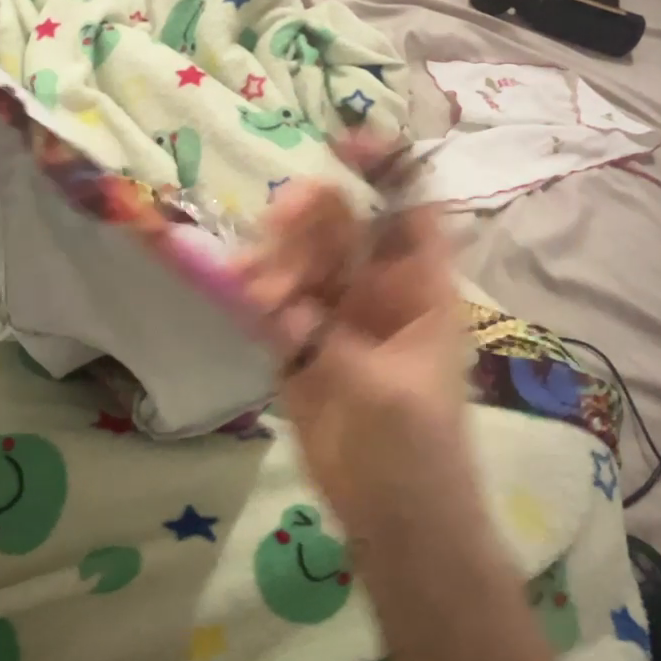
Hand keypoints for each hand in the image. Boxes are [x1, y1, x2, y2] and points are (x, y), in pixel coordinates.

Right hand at [237, 146, 472, 533]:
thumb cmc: (417, 453)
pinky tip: (239, 293)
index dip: (386, 168)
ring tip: (257, 290)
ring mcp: (331, 312)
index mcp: (420, 288)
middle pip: (339, 224)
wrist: (394, 517)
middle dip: (308, 216)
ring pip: (297, 255)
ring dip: (274, 257)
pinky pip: (269, 296)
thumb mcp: (387, 394)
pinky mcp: (294, 340)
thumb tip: (282, 307)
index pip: (408, 209)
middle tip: (276, 225)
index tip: (343, 143)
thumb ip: (333, 344)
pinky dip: (253, 289)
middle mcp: (374, 288)